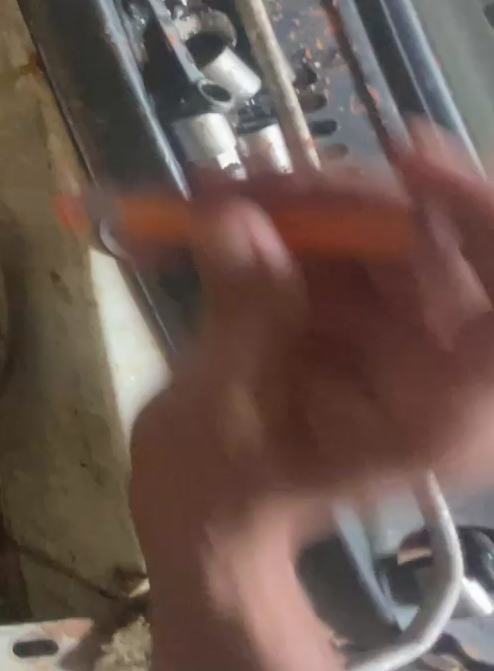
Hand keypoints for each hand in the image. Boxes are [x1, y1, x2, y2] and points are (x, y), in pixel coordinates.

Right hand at [131, 126, 493, 551]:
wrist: (203, 514)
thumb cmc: (217, 483)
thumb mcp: (221, 404)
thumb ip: (240, 313)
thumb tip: (228, 217)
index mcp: (447, 408)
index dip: (475, 220)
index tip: (405, 157)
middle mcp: (442, 366)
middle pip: (430, 254)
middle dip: (340, 203)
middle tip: (242, 181)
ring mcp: (395, 342)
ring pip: (372, 245)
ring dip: (293, 208)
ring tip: (208, 191)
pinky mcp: (347, 326)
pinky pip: (321, 259)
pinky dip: (267, 230)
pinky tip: (210, 212)